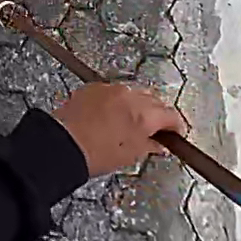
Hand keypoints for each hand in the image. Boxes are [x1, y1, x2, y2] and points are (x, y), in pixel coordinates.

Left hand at [53, 83, 187, 177]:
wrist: (65, 142)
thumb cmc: (96, 153)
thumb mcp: (131, 155)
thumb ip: (150, 145)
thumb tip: (159, 144)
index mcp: (145, 115)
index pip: (171, 115)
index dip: (176, 126)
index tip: (175, 133)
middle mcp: (130, 96)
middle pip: (154, 99)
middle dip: (157, 112)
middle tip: (154, 128)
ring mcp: (111, 88)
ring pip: (134, 91)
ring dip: (137, 103)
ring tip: (131, 120)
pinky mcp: (94, 86)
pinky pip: (113, 89)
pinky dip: (117, 99)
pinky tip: (111, 113)